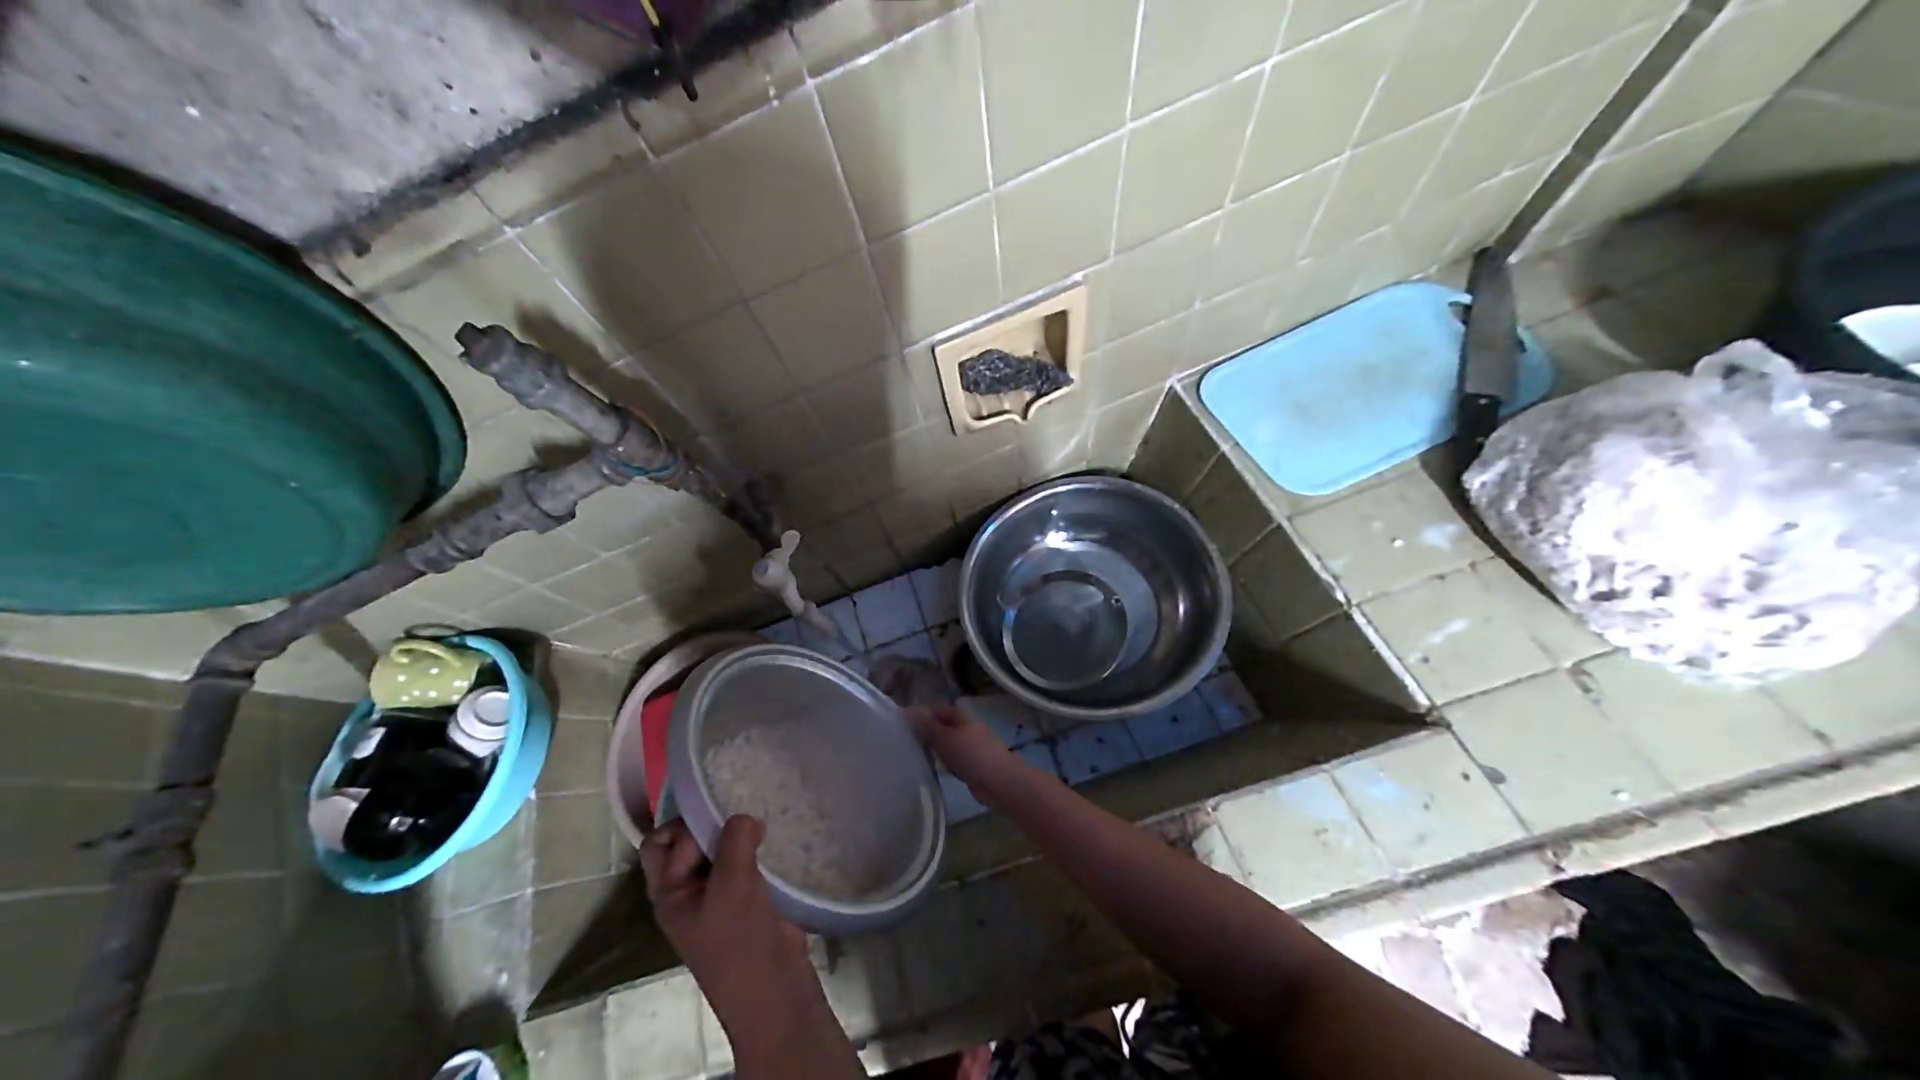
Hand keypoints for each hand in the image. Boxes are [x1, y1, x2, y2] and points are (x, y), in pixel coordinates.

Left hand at [638, 816, 813, 1022]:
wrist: (773, 990)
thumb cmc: (740, 939)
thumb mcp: (732, 884)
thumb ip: (734, 840)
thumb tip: (745, 817)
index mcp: (670, 894)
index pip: (665, 842)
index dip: (690, 824)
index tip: (721, 813)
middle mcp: (688, 893)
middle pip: (685, 846)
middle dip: (706, 824)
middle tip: (735, 811)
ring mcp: (717, 898)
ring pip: (716, 853)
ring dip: (733, 836)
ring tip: (759, 820)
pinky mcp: (746, 901)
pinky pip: (742, 865)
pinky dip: (753, 850)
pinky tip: (772, 838)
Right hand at [906, 704, 1013, 791]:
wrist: (999, 782)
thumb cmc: (971, 755)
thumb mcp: (945, 737)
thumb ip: (927, 725)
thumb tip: (908, 710)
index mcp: (961, 718)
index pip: (937, 710)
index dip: (921, 714)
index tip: (902, 724)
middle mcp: (966, 729)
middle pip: (942, 727)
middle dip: (926, 732)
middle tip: (905, 741)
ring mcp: (970, 748)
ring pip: (947, 745)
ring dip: (934, 749)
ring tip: (913, 755)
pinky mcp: (972, 766)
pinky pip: (952, 760)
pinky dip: (943, 763)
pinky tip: (932, 769)